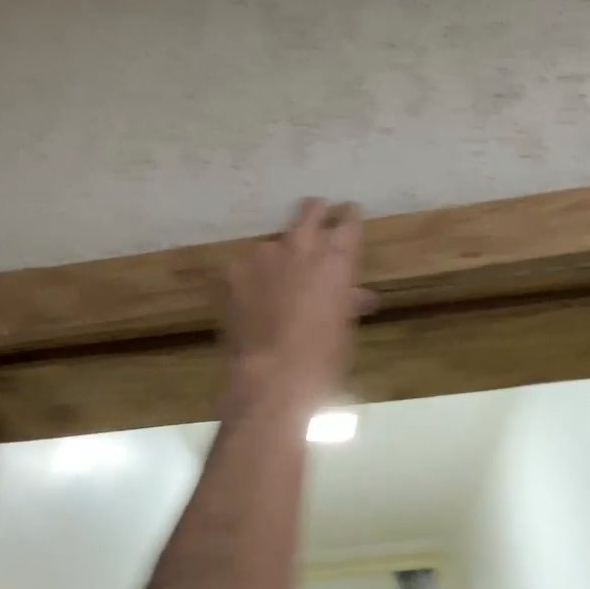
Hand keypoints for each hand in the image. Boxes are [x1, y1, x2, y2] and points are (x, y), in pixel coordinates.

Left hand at [221, 198, 373, 410]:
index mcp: (336, 258)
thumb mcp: (344, 328)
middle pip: (310, 210)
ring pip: (274, 242)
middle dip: (316, 212)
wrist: (271, 378)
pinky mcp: (233, 270)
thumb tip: (356, 294)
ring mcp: (263, 255)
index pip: (349, 220)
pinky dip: (251, 277)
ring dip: (280, 254)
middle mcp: (301, 246)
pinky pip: (245, 266)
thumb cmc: (322, 360)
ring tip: (277, 277)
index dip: (349, 216)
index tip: (349, 215)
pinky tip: (250, 298)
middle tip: (318, 219)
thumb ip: (348, 301)